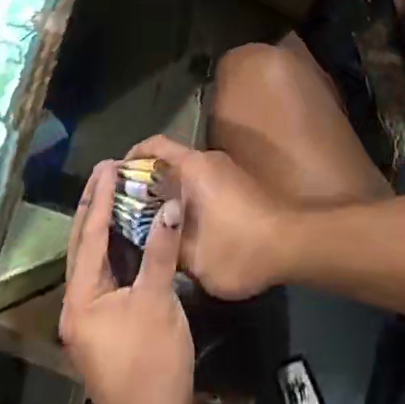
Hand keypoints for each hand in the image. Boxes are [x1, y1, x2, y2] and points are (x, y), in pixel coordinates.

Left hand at [61, 160, 192, 403]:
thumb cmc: (151, 360)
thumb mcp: (157, 302)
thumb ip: (161, 250)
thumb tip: (170, 203)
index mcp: (81, 298)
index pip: (88, 236)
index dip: (100, 197)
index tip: (109, 163)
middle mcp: (79, 303)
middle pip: (84, 244)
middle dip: (96, 205)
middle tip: (110, 168)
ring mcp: (93, 315)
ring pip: (97, 258)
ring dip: (107, 224)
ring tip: (120, 188)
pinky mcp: (109, 321)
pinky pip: (110, 271)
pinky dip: (119, 246)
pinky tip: (132, 230)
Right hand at [126, 137, 295, 300]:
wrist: (292, 245)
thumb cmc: (238, 248)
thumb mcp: (192, 257)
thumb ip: (163, 243)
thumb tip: (142, 238)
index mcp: (194, 168)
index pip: (154, 145)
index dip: (130, 157)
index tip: (112, 179)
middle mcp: (209, 160)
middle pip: (168, 159)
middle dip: (144, 180)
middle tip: (122, 208)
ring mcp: (227, 171)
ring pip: (186, 174)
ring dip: (166, 191)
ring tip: (144, 222)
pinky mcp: (238, 185)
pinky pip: (202, 183)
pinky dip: (185, 197)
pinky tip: (176, 227)